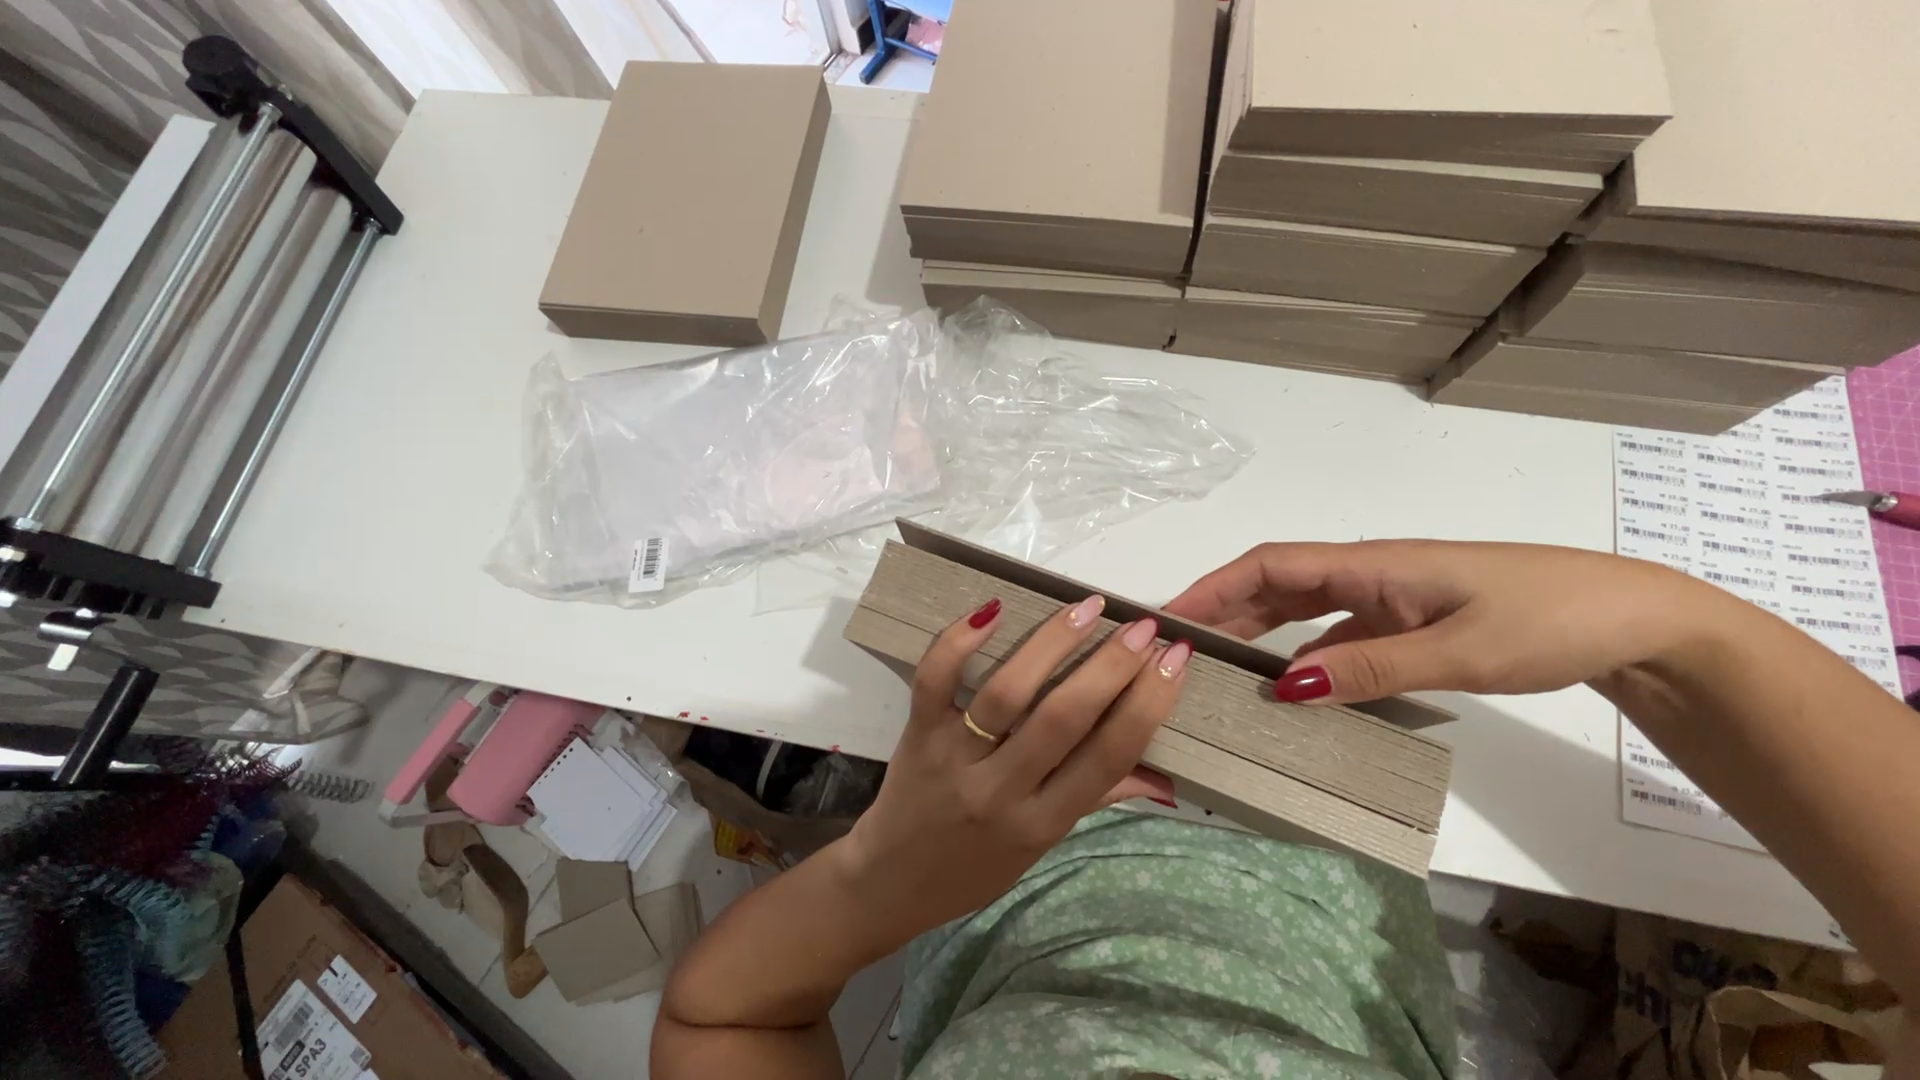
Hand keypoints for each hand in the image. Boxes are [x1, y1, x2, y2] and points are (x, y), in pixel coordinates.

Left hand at [835, 595, 1191, 936]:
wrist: (891, 883)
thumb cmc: (976, 866)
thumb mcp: (1042, 847)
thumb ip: (1097, 799)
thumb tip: (1165, 780)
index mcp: (1043, 821)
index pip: (1108, 756)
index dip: (1148, 704)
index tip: (1175, 659)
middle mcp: (1002, 790)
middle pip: (1064, 719)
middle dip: (1111, 668)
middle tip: (1143, 627)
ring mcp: (955, 759)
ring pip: (1007, 694)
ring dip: (1051, 645)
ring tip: (1087, 610)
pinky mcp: (917, 735)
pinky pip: (934, 683)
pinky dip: (958, 643)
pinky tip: (992, 609)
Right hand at [1163, 540, 1732, 703]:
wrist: (1636, 621)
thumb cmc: (1549, 620)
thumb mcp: (1459, 651)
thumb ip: (1369, 668)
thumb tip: (1284, 688)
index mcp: (1372, 565)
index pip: (1271, 565)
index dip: (1214, 585)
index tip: (1170, 615)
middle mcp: (1371, 574)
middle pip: (1276, 584)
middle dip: (1222, 608)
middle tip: (1177, 648)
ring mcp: (1391, 598)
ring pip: (1304, 608)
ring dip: (1257, 630)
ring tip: (1217, 667)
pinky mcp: (1411, 622)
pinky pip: (1338, 633)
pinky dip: (1305, 655)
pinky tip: (1293, 685)